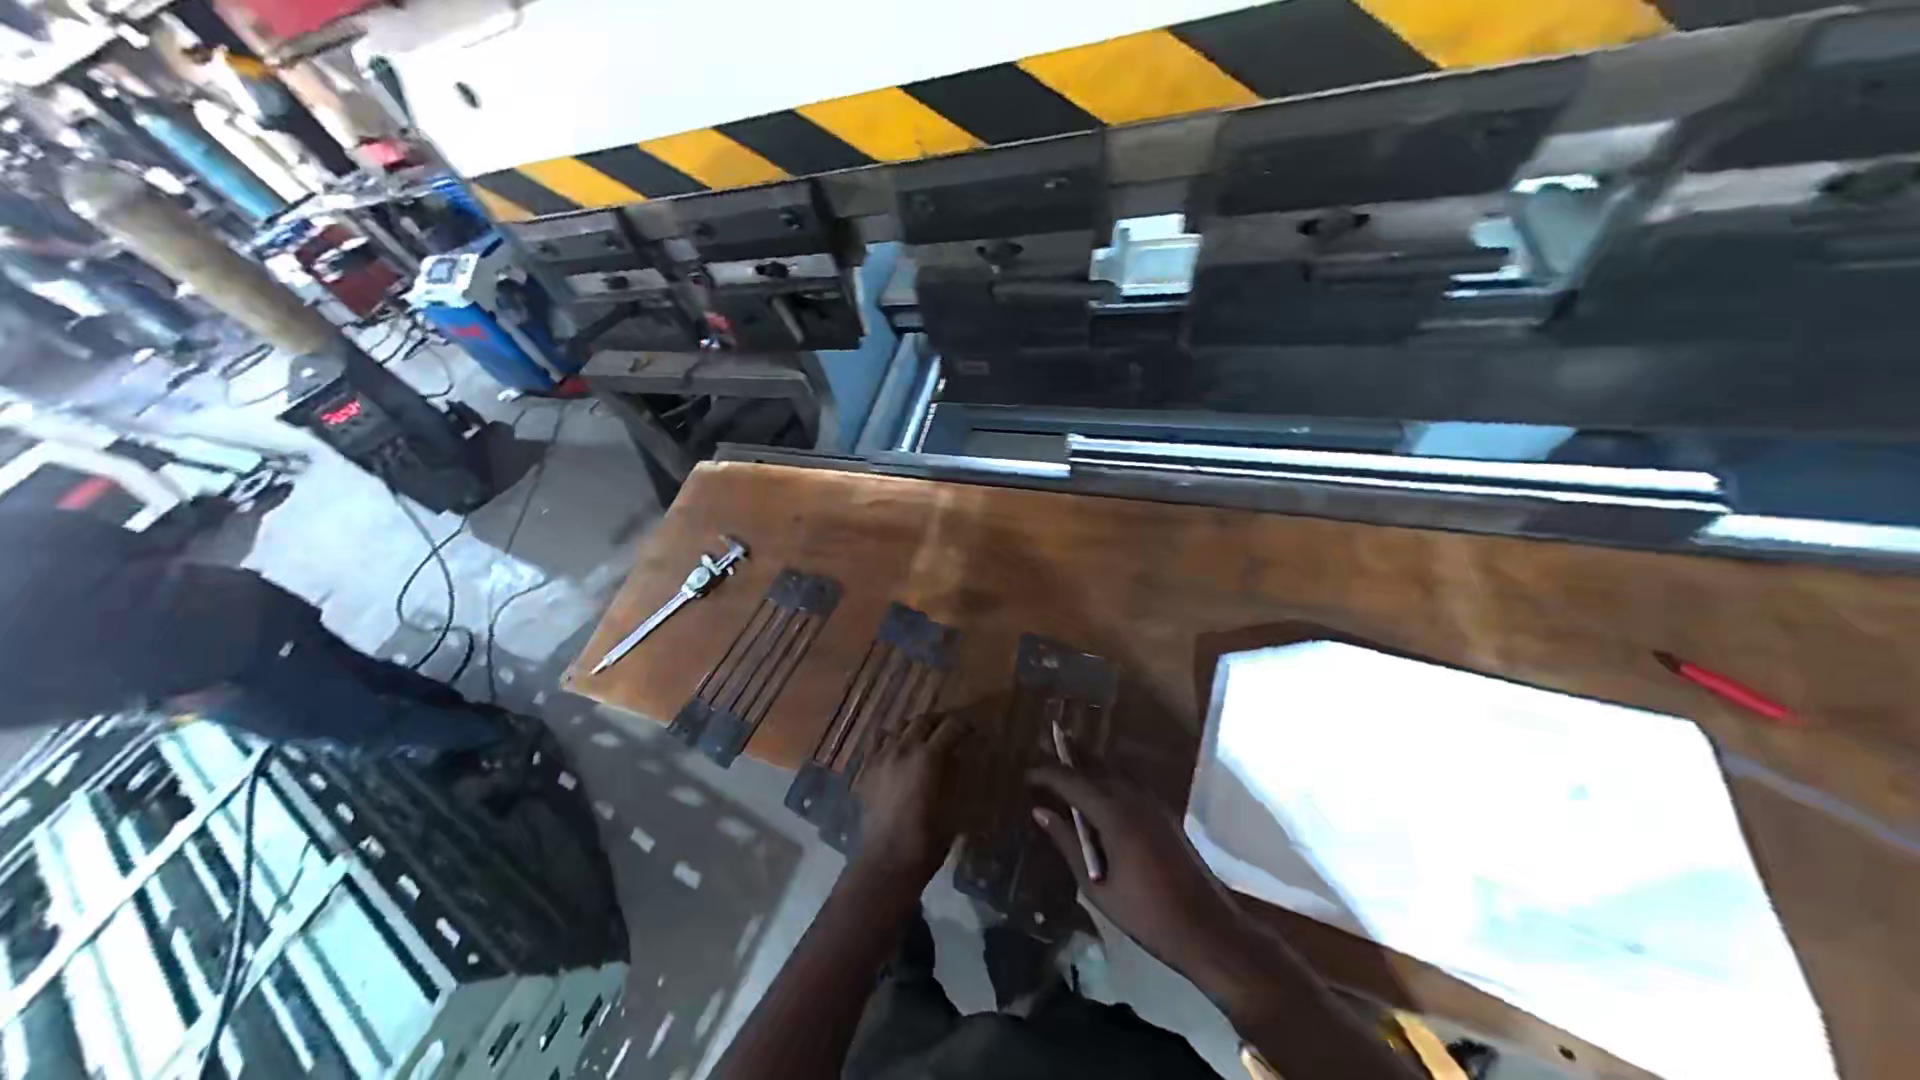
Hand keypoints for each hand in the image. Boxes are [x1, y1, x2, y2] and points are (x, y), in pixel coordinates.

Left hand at [852, 711, 968, 880]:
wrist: (886, 860)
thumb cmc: (927, 839)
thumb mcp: (952, 807)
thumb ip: (953, 776)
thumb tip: (954, 760)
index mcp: (928, 757)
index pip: (950, 727)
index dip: (964, 726)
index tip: (972, 730)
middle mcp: (903, 749)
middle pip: (923, 720)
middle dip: (940, 721)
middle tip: (950, 728)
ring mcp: (881, 757)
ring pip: (899, 728)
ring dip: (915, 728)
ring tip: (924, 738)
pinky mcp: (867, 770)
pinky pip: (880, 743)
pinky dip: (892, 740)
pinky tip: (898, 750)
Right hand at [1029, 766, 1248, 979]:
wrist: (1207, 929)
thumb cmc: (1145, 915)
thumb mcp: (1095, 885)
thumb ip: (1067, 843)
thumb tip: (1041, 813)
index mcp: (1113, 814)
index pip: (1072, 781)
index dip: (1047, 773)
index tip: (1026, 774)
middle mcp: (1133, 798)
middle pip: (1095, 766)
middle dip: (1070, 755)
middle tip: (1046, 747)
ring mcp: (1152, 803)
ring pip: (1114, 772)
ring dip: (1090, 763)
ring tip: (1067, 761)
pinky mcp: (1164, 814)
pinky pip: (1128, 784)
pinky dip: (1107, 778)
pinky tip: (1098, 789)